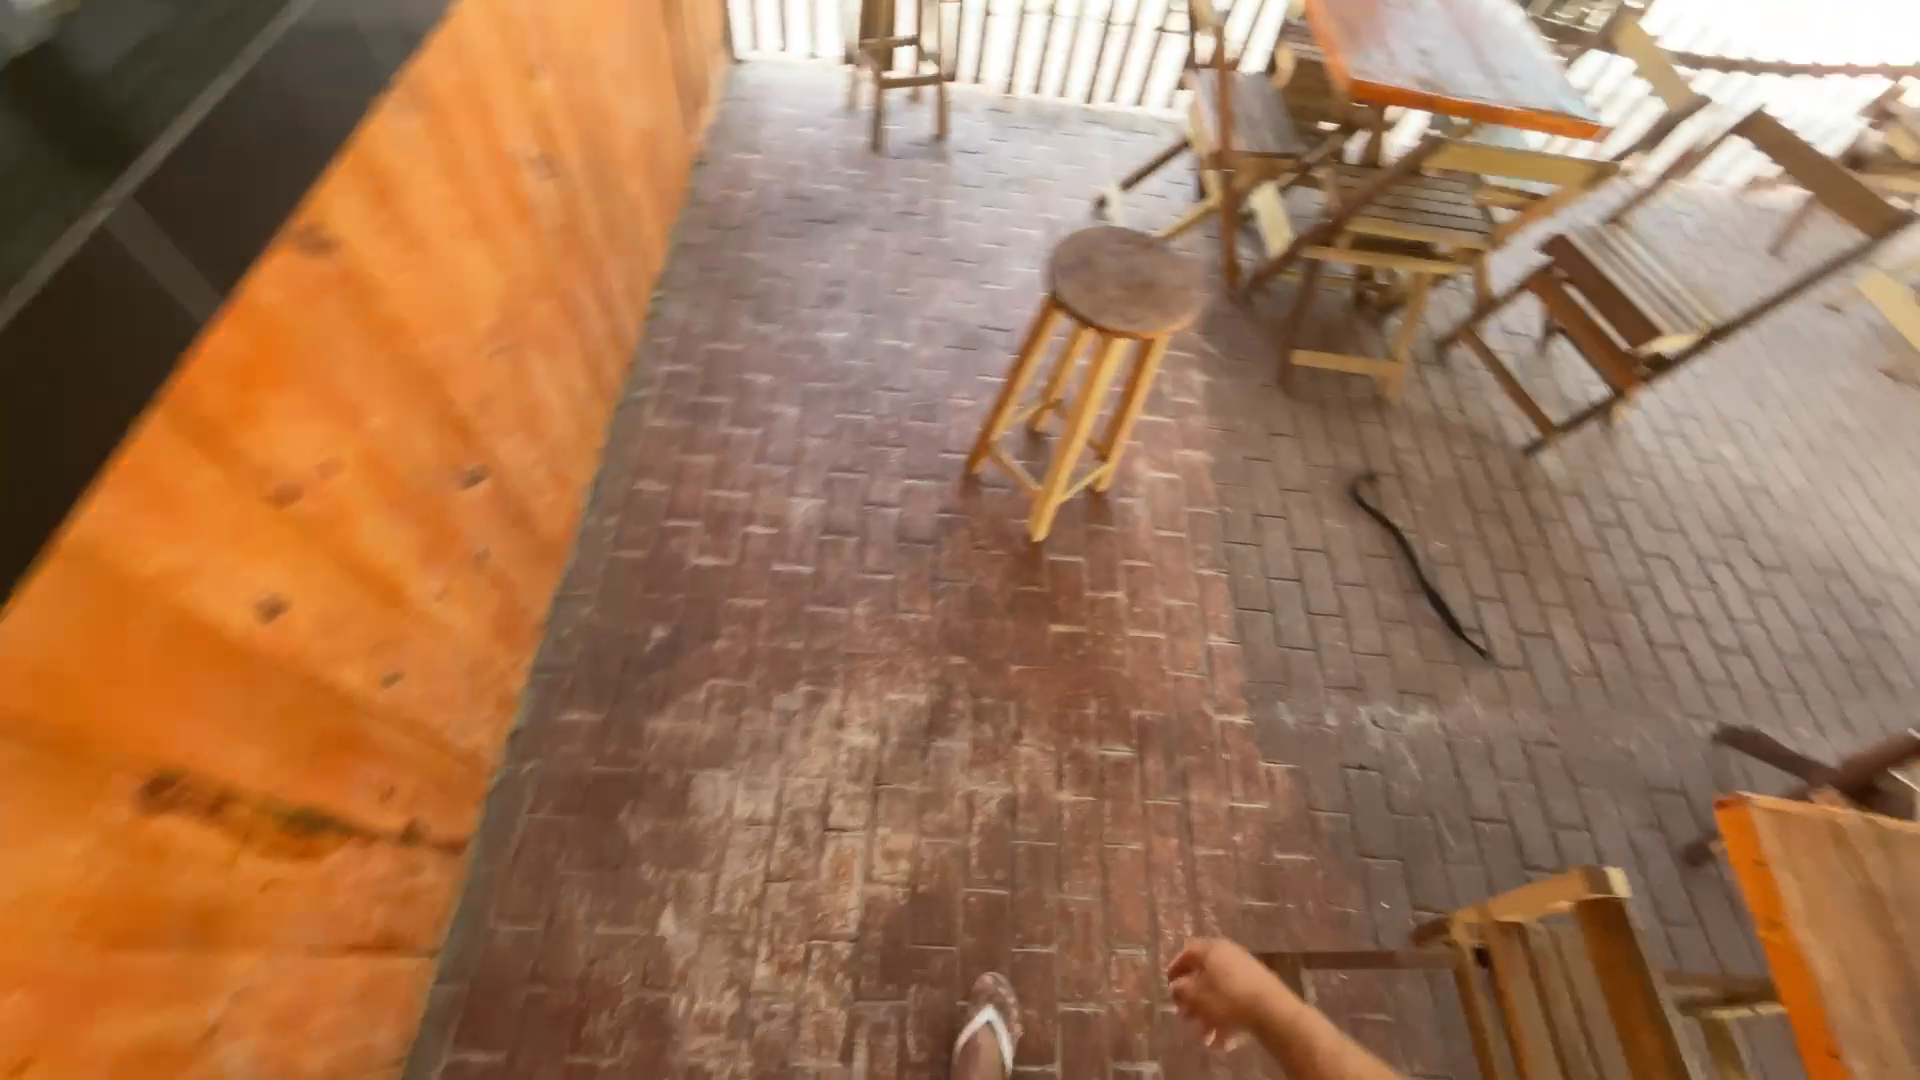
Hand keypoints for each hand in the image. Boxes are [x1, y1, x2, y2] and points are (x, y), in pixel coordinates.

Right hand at [1166, 938, 1296, 1043]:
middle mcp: (1226, 953)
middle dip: (1193, 1001)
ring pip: (1218, 992)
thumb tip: (1176, 987)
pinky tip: (1222, 1040)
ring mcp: (1244, 970)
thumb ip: (1181, 991)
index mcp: (1209, 948)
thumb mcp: (1197, 997)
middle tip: (1185, 1018)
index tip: (1169, 988)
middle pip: (1203, 976)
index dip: (1174, 971)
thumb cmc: (1227, 999)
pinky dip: (1225, 1017)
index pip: (1186, 954)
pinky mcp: (1258, 987)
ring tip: (1204, 1038)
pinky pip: (1234, 1000)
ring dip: (1208, 1014)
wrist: (1273, 1011)